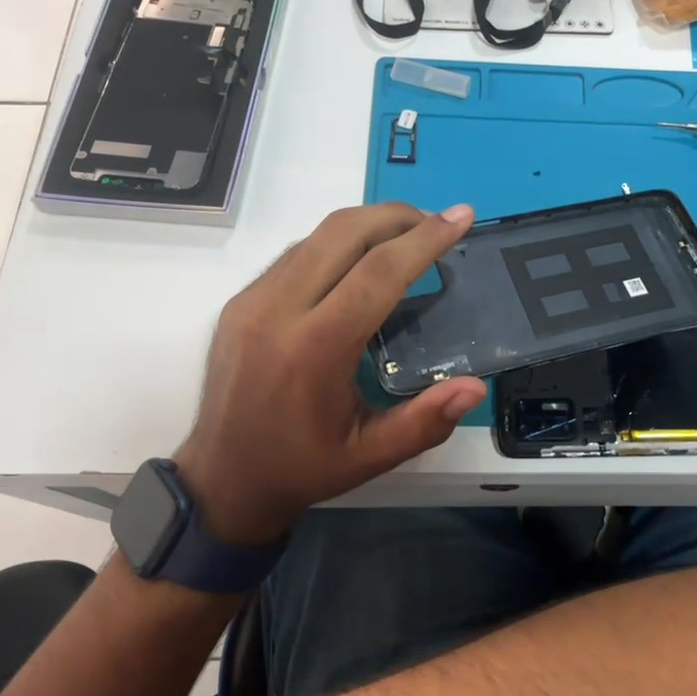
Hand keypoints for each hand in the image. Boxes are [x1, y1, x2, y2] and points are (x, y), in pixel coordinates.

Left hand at [174, 203, 485, 543]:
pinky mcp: (240, 301)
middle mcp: (277, 310)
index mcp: (314, 349)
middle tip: (437, 223)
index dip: (425, 240)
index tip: (460, 217)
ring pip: (317, 235)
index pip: (378, 272)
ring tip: (405, 237)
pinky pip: (295, 253)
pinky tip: (359, 262)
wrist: (222, 479)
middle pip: (344, 233)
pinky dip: (336, 243)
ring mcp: (252, 300)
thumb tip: (475, 387)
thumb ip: (425, 422)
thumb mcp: (371, 455)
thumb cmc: (303, 467)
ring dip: (366, 225)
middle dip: (397, 216)